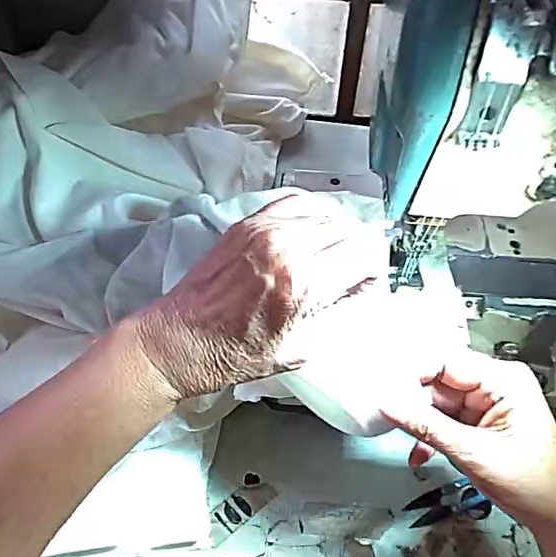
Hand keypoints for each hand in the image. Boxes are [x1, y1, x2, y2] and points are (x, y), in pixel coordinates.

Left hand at [131, 194, 384, 400]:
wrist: (181, 340)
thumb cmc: (234, 354)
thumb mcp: (299, 350)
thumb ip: (336, 317)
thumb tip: (360, 294)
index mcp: (303, 283)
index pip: (363, 254)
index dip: (375, 268)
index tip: (370, 281)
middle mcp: (286, 248)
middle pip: (346, 230)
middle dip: (357, 250)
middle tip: (353, 270)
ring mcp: (264, 231)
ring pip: (323, 212)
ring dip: (336, 231)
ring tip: (332, 253)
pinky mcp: (246, 224)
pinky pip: (292, 202)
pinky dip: (310, 213)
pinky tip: (310, 231)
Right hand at [380, 349, 555, 537]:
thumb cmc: (537, 483)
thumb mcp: (473, 452)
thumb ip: (428, 427)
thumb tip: (392, 406)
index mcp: (504, 379)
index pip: (445, 362)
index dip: (412, 374)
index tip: (384, 389)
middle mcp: (495, 385)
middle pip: (437, 381)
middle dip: (412, 402)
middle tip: (385, 415)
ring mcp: (486, 404)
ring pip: (437, 403)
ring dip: (419, 423)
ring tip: (403, 439)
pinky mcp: (479, 424)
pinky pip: (444, 421)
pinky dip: (429, 436)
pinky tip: (419, 453)